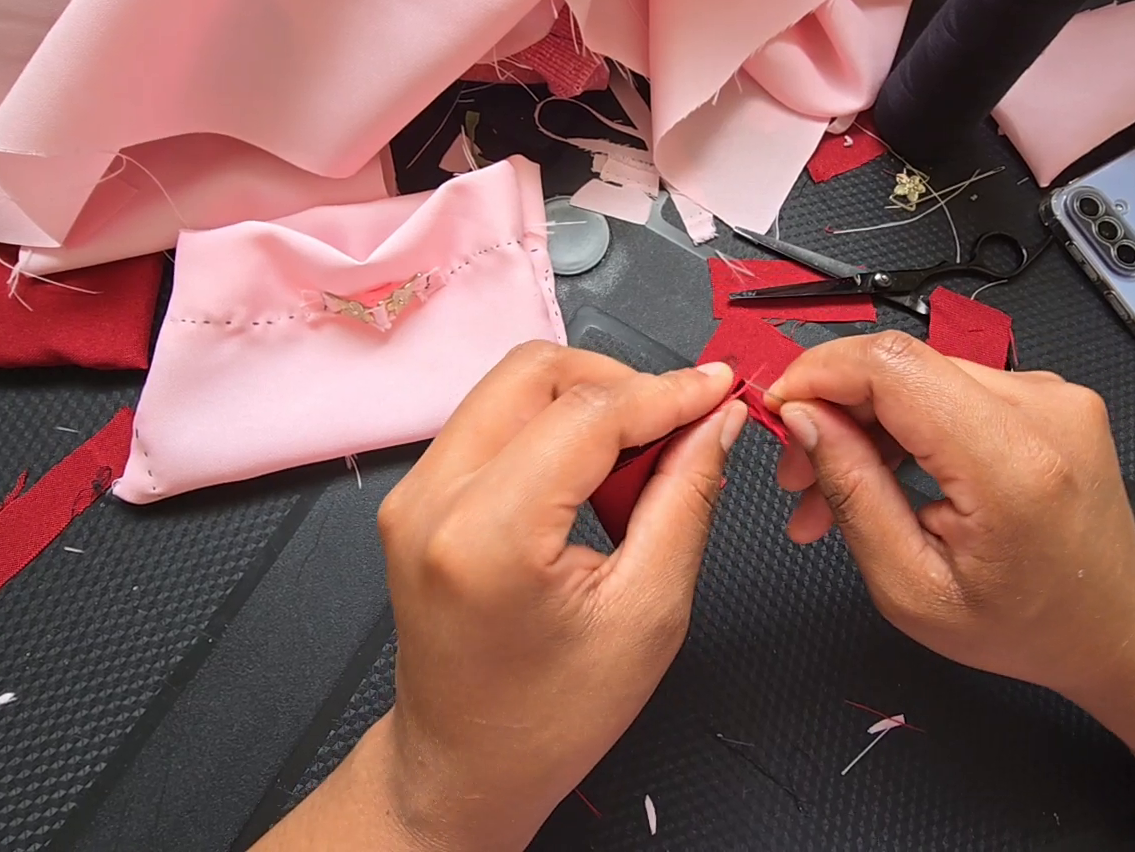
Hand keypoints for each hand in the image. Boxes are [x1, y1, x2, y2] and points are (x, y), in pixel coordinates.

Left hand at [364, 343, 746, 849]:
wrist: (462, 765)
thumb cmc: (555, 714)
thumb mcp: (648, 611)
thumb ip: (687, 496)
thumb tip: (716, 419)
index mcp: (488, 533)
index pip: (589, 413)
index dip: (667, 391)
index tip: (719, 387)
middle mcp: (433, 496)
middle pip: (538, 370)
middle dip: (620, 383)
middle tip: (675, 426)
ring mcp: (414, 490)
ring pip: (514, 384)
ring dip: (587, 401)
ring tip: (635, 458)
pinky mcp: (417, 491)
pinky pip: (496, 417)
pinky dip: (554, 424)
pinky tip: (590, 471)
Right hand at [764, 332, 1134, 705]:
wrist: (1117, 625)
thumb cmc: (1021, 626)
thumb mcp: (910, 587)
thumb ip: (852, 492)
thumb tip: (803, 416)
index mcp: (1011, 463)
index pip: (893, 367)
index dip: (818, 373)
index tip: (777, 410)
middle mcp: (1039, 408)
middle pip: (896, 367)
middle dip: (828, 409)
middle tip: (794, 476)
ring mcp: (1047, 392)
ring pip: (913, 376)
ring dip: (858, 422)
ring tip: (828, 490)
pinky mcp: (1040, 393)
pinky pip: (942, 388)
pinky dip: (897, 423)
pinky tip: (879, 471)